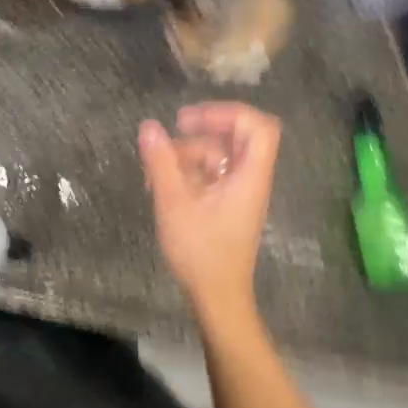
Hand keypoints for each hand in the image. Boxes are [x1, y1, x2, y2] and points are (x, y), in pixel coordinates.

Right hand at [138, 103, 280, 309]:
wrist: (216, 295)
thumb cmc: (201, 250)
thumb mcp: (174, 202)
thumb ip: (162, 161)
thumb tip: (149, 126)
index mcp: (250, 176)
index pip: (258, 126)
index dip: (227, 112)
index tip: (190, 120)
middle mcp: (250, 178)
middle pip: (237, 136)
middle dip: (201, 130)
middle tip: (172, 131)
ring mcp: (239, 192)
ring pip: (218, 155)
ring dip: (186, 154)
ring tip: (154, 171)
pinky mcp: (226, 204)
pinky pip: (211, 174)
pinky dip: (187, 172)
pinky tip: (159, 185)